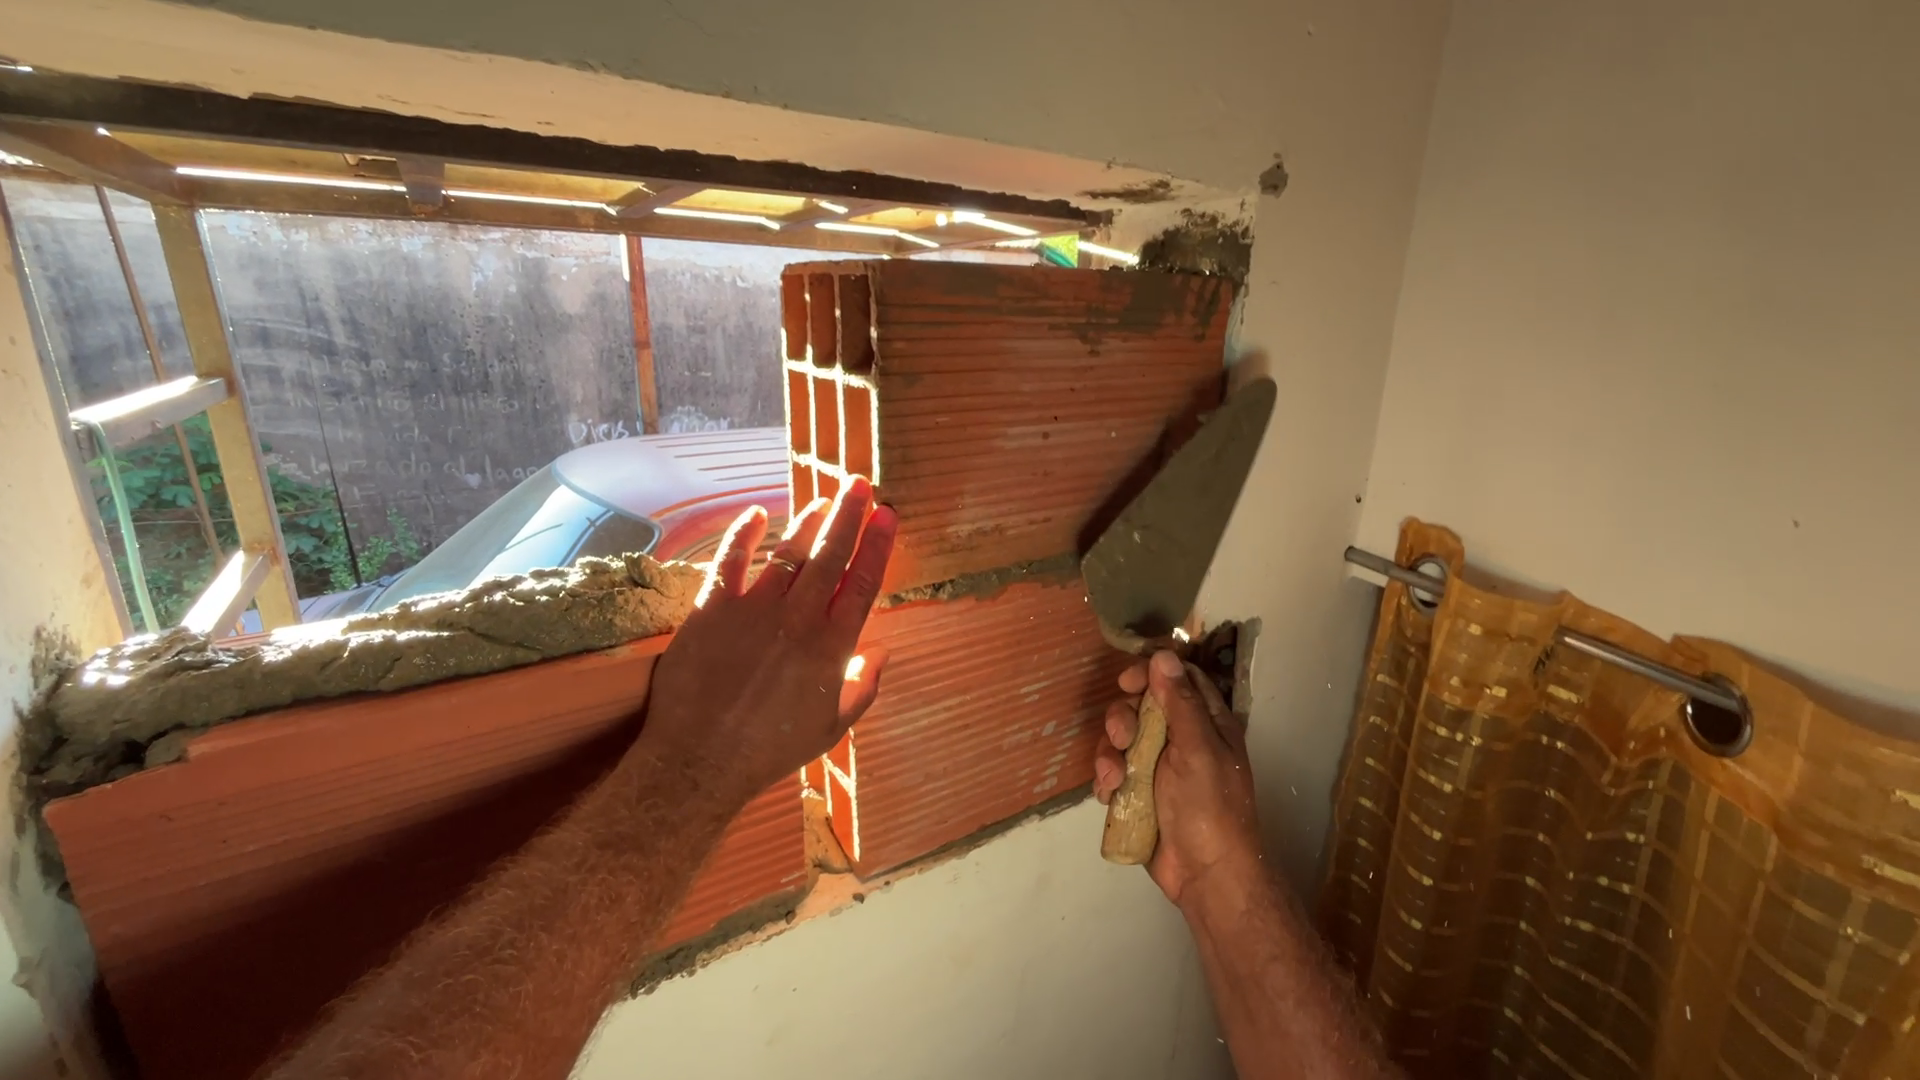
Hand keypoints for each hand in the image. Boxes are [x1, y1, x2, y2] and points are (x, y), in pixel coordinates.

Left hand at [637, 478, 895, 808]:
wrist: (700, 759)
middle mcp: (798, 618)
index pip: (862, 583)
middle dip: (849, 516)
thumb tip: (882, 650)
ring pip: (789, 553)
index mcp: (832, 645)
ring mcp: (754, 609)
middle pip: (830, 556)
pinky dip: (743, 534)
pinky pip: (730, 560)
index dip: (877, 545)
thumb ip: (862, 686)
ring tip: (823, 500)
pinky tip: (756, 514)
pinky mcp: (713, 608)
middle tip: (860, 485)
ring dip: (808, 523)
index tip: (888, 515)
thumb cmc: (771, 748)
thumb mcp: (832, 727)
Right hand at [1093, 650, 1261, 908]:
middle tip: (1124, 737)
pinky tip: (1108, 793)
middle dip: (1124, 718)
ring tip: (1114, 777)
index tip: (1129, 681)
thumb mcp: (1198, 750)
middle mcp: (1182, 739)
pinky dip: (1106, 778)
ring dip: (1110, 752)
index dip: (1153, 674)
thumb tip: (1164, 654)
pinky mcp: (1140, 792)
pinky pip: (1113, 770)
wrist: (1205, 875)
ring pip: (1122, 738)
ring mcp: (1158, 767)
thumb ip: (1180, 703)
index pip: (1179, 680)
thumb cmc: (1211, 808)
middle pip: (1142, 706)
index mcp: (1207, 724)